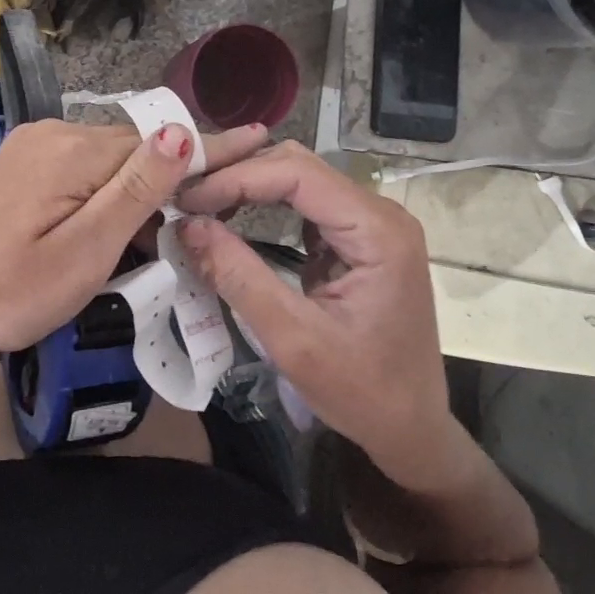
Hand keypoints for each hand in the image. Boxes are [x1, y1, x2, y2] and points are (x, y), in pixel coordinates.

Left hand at [0, 119, 269, 377]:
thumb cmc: (11, 293)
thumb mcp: (85, 251)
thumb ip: (135, 190)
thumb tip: (180, 133)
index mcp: (70, 152)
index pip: (157, 144)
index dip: (210, 147)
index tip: (261, 136)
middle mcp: (51, 134)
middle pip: (132, 152)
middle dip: (172, 180)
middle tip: (217, 210)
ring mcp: (31, 147)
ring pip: (107, 163)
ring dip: (137, 193)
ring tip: (166, 231)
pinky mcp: (21, 166)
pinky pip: (81, 171)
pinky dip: (106, 196)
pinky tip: (118, 225)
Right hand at [175, 142, 459, 489]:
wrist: (411, 428)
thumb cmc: (361, 391)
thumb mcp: (293, 339)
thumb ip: (239, 277)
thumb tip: (186, 226)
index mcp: (378, 231)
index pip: (296, 173)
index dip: (235, 178)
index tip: (185, 200)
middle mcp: (380, 213)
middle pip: (298, 166)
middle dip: (237, 175)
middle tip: (184, 198)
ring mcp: (372, 223)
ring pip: (298, 177)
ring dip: (247, 184)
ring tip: (200, 204)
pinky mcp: (358, 237)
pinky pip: (304, 201)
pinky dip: (263, 202)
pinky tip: (231, 215)